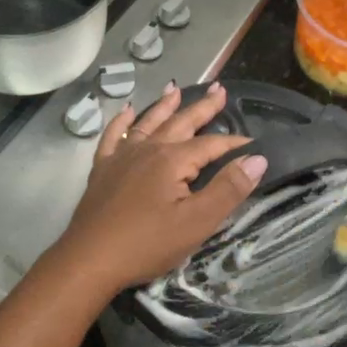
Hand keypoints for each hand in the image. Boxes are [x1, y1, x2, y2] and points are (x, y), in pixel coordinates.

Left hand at [50, 82, 266, 292]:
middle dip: (201, 107)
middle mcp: (147, 149)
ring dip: (164, 106)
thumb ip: (227, 189)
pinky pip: (113, 136)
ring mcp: (121, 156)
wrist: (90, 258)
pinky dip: (122, 122)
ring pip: (147, 123)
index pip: (210, 145)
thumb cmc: (147, 244)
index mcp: (172, 160)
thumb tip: (256, 158)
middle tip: (218, 89)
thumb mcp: (196, 222)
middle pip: (180, 123)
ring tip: (175, 89)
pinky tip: (126, 111)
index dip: (234, 143)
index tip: (253, 142)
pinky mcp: (102, 169)